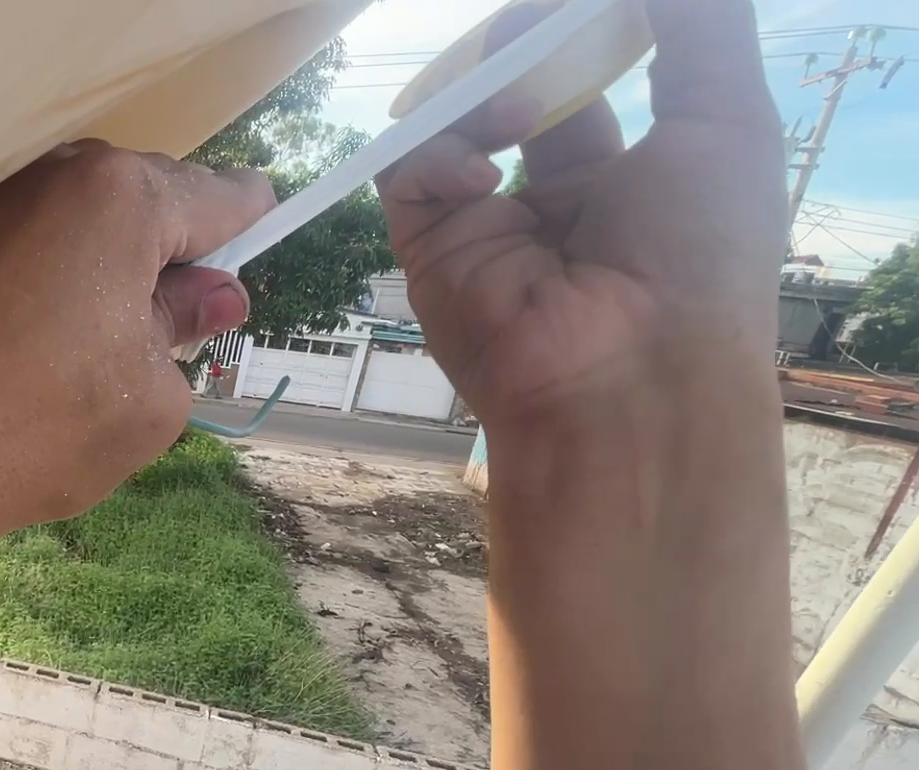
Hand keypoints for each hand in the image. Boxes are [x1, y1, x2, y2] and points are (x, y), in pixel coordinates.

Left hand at [0, 142, 273, 572]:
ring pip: (78, 230)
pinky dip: (42, 290)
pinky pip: (22, 252)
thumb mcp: (151, 400)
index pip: (222, 199)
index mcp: (119, 198)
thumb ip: (188, 332)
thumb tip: (211, 297)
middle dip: (162, 267)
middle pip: (144, 206)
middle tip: (149, 348)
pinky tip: (25, 355)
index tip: (222, 301)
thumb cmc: (39, 435)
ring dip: (100, 280)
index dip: (239, 250)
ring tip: (79, 363)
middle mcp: (47, 179)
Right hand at [377, 0, 785, 430]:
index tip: (564, 13)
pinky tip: (478, 180)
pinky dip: (433, 160)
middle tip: (519, 38)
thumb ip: (693, 29)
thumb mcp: (723, 119)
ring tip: (509, 112)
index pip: (581, 83)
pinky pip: (407, 180)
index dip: (572, 35)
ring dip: (473, 103)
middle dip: (512, 58)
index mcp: (621, 171)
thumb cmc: (694, 251)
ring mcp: (478, 225)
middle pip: (505, 101)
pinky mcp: (428, 250)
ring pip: (446, 132)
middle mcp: (542, 198)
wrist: (620, 371)